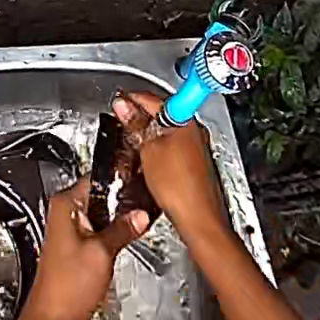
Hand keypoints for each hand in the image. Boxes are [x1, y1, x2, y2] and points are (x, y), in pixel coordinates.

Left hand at [3, 177, 148, 319]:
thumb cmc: (67, 287)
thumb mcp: (102, 252)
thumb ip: (123, 229)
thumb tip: (139, 214)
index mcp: (64, 204)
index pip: (94, 179)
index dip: (116, 181)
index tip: (135, 182)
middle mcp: (63, 213)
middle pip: (97, 196)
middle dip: (118, 203)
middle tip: (139, 206)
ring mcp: (68, 230)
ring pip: (98, 215)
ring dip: (115, 221)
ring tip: (134, 223)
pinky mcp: (74, 247)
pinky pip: (96, 232)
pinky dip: (109, 235)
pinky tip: (122, 240)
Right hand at [114, 91, 230, 238]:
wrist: (200, 221)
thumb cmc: (179, 188)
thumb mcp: (148, 150)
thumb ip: (135, 124)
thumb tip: (122, 105)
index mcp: (184, 120)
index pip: (154, 98)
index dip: (133, 98)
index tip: (119, 101)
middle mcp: (194, 129)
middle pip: (162, 112)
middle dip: (141, 115)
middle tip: (122, 118)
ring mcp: (196, 146)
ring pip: (167, 130)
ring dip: (149, 131)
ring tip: (131, 138)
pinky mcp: (195, 162)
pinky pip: (173, 145)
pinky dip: (159, 145)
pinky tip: (147, 156)